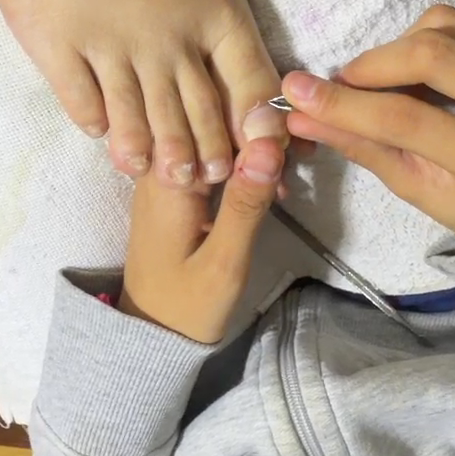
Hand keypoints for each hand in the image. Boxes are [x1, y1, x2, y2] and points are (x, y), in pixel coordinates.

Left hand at [118, 138, 284, 343]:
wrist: (151, 335)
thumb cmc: (186, 305)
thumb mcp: (224, 261)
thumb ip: (246, 203)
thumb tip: (270, 142)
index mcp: (167, 177)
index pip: (216, 120)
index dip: (261, 123)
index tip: (298, 141)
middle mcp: (160, 164)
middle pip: (214, 121)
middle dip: (261, 130)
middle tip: (303, 152)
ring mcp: (165, 173)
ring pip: (215, 136)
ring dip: (256, 145)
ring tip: (293, 167)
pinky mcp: (176, 186)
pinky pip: (211, 156)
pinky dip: (242, 162)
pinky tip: (271, 180)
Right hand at [282, 6, 454, 241]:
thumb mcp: (412, 186)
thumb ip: (361, 144)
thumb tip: (299, 112)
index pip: (408, 120)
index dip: (347, 103)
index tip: (297, 91)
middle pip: (434, 54)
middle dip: (372, 63)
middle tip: (341, 80)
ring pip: (446, 28)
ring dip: (399, 50)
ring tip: (389, 82)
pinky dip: (430, 41)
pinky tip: (426, 73)